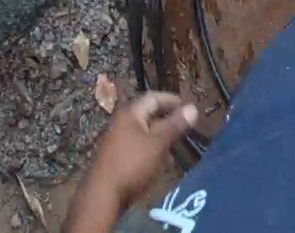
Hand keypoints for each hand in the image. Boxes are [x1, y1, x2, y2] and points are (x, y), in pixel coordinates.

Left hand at [79, 93, 197, 209]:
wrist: (101, 197)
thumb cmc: (132, 164)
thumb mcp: (158, 143)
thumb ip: (175, 125)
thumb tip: (193, 107)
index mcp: (130, 113)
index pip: (154, 97)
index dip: (172, 100)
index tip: (187, 108)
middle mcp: (121, 122)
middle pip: (148, 115)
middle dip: (167, 120)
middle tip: (184, 126)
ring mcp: (116, 141)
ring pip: (143, 132)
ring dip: (160, 137)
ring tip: (175, 145)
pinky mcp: (115, 158)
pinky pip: (137, 147)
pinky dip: (150, 149)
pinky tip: (159, 161)